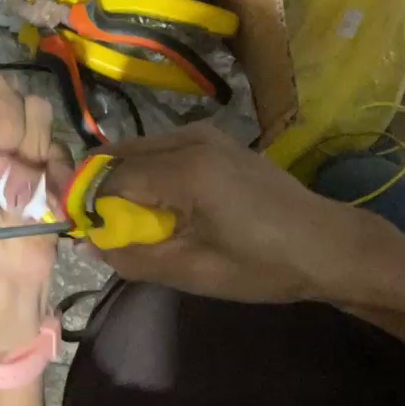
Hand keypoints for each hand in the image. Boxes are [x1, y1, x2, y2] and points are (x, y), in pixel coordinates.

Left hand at [0, 64, 69, 357]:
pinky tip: (37, 199)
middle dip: (0, 133)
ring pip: (34, 109)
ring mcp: (16, 141)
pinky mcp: (49, 160)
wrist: (0, 274)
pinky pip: (60, 140)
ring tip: (10, 195)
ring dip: (24, 157)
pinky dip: (51, 172)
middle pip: (2, 87)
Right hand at [91, 125, 390, 303]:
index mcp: (184, 170)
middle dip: (98, 189)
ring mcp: (203, 133)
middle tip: (97, 227)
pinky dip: (144, 172)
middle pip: (117, 155)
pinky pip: (159, 149)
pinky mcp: (213, 138)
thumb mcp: (193, 272)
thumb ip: (133, 256)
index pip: (108, 178)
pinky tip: (158, 204)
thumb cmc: (263, 265)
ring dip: (121, 180)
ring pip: (136, 149)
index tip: (76, 231)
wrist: (329, 245)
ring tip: (127, 220)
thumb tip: (88, 243)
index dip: (84, 204)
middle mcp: (189, 139)